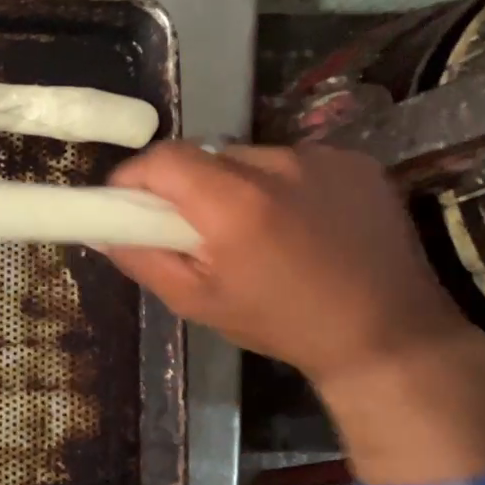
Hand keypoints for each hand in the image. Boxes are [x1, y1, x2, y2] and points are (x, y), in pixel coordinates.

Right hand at [105, 141, 483, 388]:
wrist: (384, 329)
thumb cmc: (278, 321)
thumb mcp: (194, 301)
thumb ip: (142, 259)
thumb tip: (101, 233)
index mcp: (234, 204)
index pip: (164, 159)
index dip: (134, 177)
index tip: (124, 204)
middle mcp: (279, 166)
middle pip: (204, 156)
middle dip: (183, 187)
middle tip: (184, 229)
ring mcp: (323, 158)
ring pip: (247, 158)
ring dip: (230, 185)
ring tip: (244, 231)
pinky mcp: (355, 161)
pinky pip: (291, 162)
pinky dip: (274, 186)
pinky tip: (290, 224)